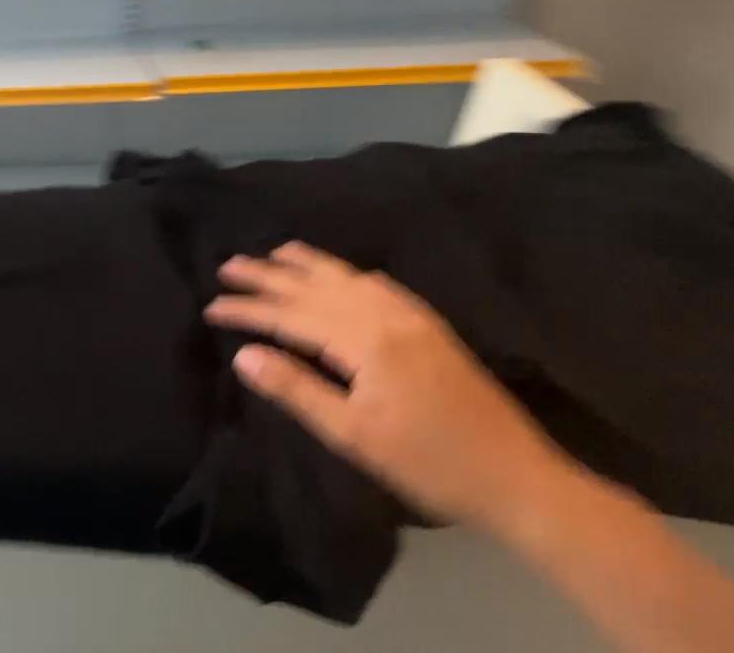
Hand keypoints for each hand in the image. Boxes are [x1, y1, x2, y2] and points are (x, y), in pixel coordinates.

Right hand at [205, 242, 576, 534]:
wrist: (521, 481)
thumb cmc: (430, 464)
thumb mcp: (353, 436)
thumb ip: (296, 389)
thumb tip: (244, 355)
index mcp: (366, 342)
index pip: (291, 316)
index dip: (249, 311)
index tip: (211, 308)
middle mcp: (388, 317)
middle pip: (315, 288)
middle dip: (269, 277)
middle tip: (228, 266)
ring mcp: (414, 319)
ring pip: (348, 279)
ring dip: (306, 266)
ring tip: (273, 252)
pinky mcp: (431, 329)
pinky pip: (379, 286)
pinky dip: (347, 274)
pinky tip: (340, 275)